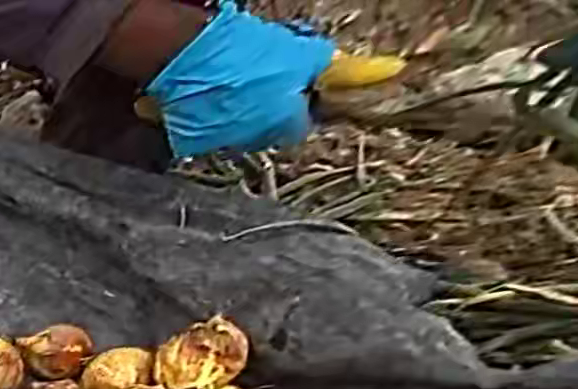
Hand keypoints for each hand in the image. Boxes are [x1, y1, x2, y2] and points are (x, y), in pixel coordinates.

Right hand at [144, 1, 336, 157]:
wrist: (191, 59)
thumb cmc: (251, 55)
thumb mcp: (306, 54)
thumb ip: (336, 71)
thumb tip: (389, 71)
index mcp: (281, 124)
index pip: (302, 128)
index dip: (305, 106)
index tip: (303, 88)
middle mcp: (249, 143)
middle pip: (269, 133)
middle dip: (273, 111)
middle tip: (271, 81)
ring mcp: (216, 145)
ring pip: (238, 133)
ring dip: (243, 115)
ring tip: (239, 85)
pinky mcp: (189, 142)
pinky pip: (209, 132)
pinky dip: (213, 118)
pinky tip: (214, 96)